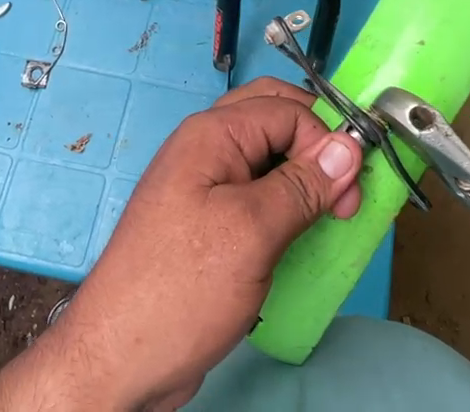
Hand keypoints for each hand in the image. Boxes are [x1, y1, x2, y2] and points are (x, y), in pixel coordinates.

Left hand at [0, 78, 362, 410]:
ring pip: (268, 158)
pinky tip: (300, 230)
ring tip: (329, 211)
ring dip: (303, 175)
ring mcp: (204, 186)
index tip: (350, 191)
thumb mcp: (252, 232)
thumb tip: (349, 147)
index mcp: (211, 134)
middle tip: (344, 188)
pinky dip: (285, 203)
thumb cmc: (182, 288)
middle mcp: (206, 149)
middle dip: (316, 145)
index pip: (286, 110)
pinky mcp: (208, 222)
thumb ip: (302, 185)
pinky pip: (256, 194)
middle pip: (274, 120)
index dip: (324, 142)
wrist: (118, 360)